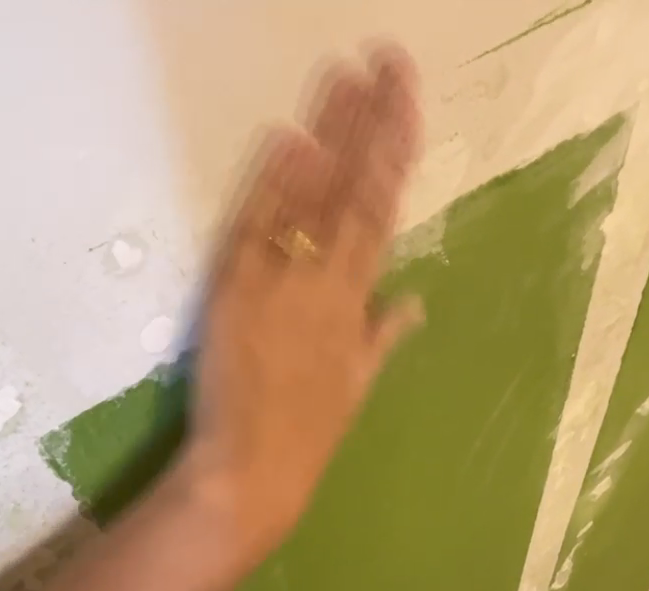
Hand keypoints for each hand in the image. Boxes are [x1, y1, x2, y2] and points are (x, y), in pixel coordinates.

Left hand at [180, 45, 425, 559]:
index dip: (397, 154)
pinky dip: (272, 187)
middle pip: (354, 192)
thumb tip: (412, 303)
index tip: (407, 100)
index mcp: (357, 304)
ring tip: (342, 75)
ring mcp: (281, 285)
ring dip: (328, 134)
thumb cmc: (306, 437)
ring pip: (311, 202)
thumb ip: (382, 337)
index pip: (384, 212)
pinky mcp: (235, 293)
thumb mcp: (355, 387)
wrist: (253, 473)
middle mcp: (327, 285)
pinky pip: (257, 232)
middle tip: (385, 60)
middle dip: (373, 122)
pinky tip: (286, 138)